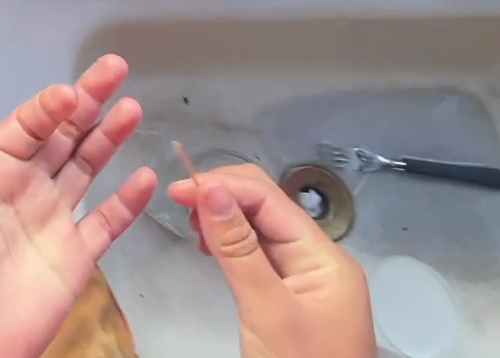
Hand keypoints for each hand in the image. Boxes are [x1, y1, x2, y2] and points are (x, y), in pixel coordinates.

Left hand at [0, 55, 156, 357]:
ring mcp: (52, 220)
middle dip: (89, 101)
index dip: (50, 105)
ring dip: (110, 138)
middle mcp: (25, 185)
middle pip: (63, 134)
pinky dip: (126, 201)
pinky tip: (145, 176)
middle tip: (115, 68)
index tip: (71, 90)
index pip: (27, 124)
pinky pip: (106, 222)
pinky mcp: (74, 258)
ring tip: (132, 108)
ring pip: (87, 167)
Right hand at [169, 165, 375, 357]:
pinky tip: (210, 249)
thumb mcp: (267, 314)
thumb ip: (237, 248)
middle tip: (179, 208)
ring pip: (257, 225)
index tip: (174, 193)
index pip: (267, 197)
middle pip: (264, 205)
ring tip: (192, 230)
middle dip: (221, 196)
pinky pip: (256, 251)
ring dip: (222, 216)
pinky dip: (229, 241)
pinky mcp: (289, 296)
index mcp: (324, 257)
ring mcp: (305, 279)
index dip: (220, 185)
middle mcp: (318, 259)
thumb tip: (207, 185)